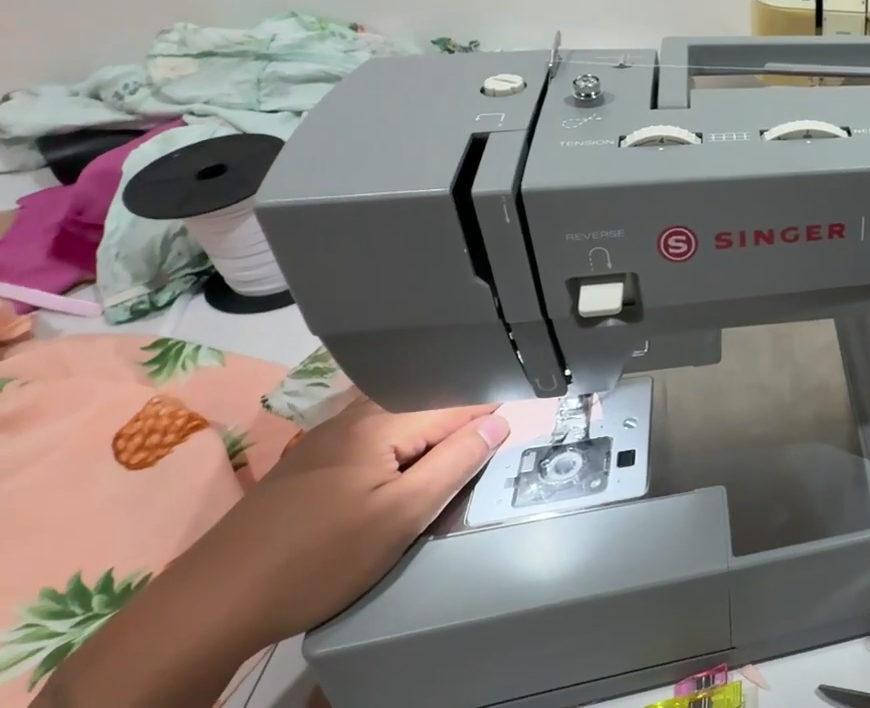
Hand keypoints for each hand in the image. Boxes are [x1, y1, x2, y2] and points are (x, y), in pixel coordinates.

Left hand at [180, 396, 509, 642]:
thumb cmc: (318, 560)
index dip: (490, 415)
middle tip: (486, 452)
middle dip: (458, 421)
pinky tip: (400, 476)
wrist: (211, 607)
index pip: (455, 403)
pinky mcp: (303, 467)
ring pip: (393, 421)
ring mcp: (320, 442)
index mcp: (377, 423)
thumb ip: (455, 463)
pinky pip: (367, 440)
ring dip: (425, 437)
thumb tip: (498, 423)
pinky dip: (395, 450)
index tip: (518, 430)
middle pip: (421, 404)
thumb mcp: (402, 516)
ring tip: (450, 464)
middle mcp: (348, 420)